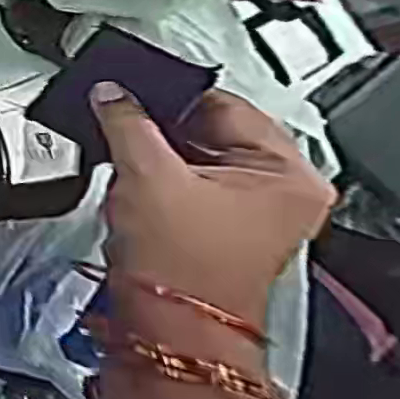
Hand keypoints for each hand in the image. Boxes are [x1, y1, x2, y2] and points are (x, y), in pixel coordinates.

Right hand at [91, 83, 334, 318]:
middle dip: (160, 123)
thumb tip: (111, 93)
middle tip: (119, 117)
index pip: (228, 106)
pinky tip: (130, 172)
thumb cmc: (178, 254)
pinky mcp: (216, 217)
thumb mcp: (145, 172)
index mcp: (288, 175)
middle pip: (212, 129)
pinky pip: (185, 174)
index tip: (129, 88)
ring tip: (123, 151)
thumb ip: (126, 122)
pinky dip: (155, 167)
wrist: (166, 310)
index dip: (173, 95)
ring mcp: (250, 206)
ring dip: (154, 146)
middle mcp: (280, 189)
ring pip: (194, 152)